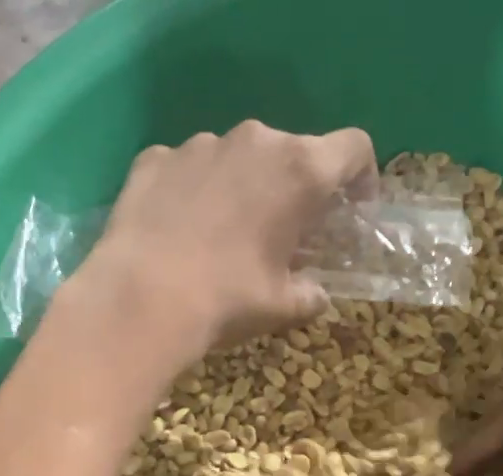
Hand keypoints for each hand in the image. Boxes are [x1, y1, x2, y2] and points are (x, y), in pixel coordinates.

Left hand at [63, 120, 375, 369]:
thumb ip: (310, 294)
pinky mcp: (154, 159)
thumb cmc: (227, 300)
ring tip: (225, 232)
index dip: (361, 176)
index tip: (352, 208)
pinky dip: (193, 190)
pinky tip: (180, 229)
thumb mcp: (282, 307)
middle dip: (295, 187)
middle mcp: (254, 141)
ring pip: (236, 157)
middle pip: (291, 151)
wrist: (141, 298)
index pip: (353, 149)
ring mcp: (199, 145)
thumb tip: (314, 294)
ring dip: (242, 185)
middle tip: (285, 230)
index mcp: (300, 170)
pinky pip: (186, 168)